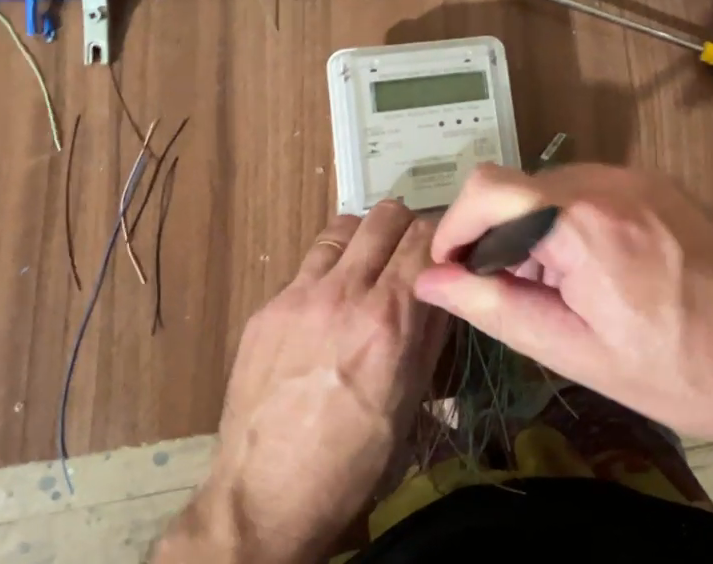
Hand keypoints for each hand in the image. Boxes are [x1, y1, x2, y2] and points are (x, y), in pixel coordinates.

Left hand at [155, 202, 447, 563]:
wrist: (266, 497)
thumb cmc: (356, 459)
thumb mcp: (412, 398)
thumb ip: (431, 331)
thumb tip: (444, 288)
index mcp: (388, 320)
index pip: (425, 237)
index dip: (442, 238)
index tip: (446, 251)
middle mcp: (344, 294)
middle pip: (385, 216)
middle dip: (407, 226)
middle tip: (410, 254)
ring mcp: (298, 297)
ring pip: (343, 228)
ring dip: (365, 239)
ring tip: (369, 268)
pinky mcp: (266, 310)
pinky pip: (308, 266)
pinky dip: (330, 271)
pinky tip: (330, 307)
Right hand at [414, 163, 712, 448]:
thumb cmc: (682, 371)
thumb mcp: (577, 351)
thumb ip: (497, 306)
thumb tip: (432, 281)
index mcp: (582, 221)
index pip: (485, 190)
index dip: (454, 229)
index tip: (452, 274)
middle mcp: (610, 181)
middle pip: (519, 185)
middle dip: (496, 235)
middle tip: (510, 297)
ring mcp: (643, 178)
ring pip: (555, 187)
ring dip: (536, 230)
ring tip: (559, 294)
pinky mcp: (665, 187)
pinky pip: (596, 191)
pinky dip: (574, 223)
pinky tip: (598, 276)